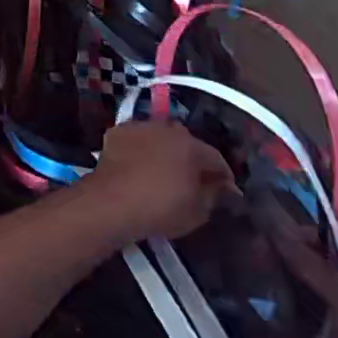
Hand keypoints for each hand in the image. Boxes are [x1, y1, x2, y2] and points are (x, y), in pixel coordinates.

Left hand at [83, 120, 233, 240]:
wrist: (112, 201)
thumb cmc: (161, 208)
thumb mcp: (199, 210)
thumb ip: (214, 193)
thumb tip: (222, 185)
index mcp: (191, 145)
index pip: (216, 158)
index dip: (223, 175)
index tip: (224, 190)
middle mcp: (165, 128)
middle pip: (187, 142)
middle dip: (193, 158)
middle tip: (193, 179)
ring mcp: (138, 127)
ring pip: (160, 135)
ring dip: (165, 149)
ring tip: (164, 169)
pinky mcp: (116, 131)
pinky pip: (137, 138)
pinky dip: (141, 148)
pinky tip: (139, 164)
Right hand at [266, 214, 337, 337]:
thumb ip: (307, 261)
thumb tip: (274, 228)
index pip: (329, 234)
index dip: (299, 234)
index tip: (269, 240)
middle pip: (325, 261)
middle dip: (295, 263)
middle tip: (265, 266)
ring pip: (324, 289)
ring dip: (301, 291)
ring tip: (273, 292)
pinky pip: (329, 314)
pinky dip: (311, 314)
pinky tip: (291, 316)